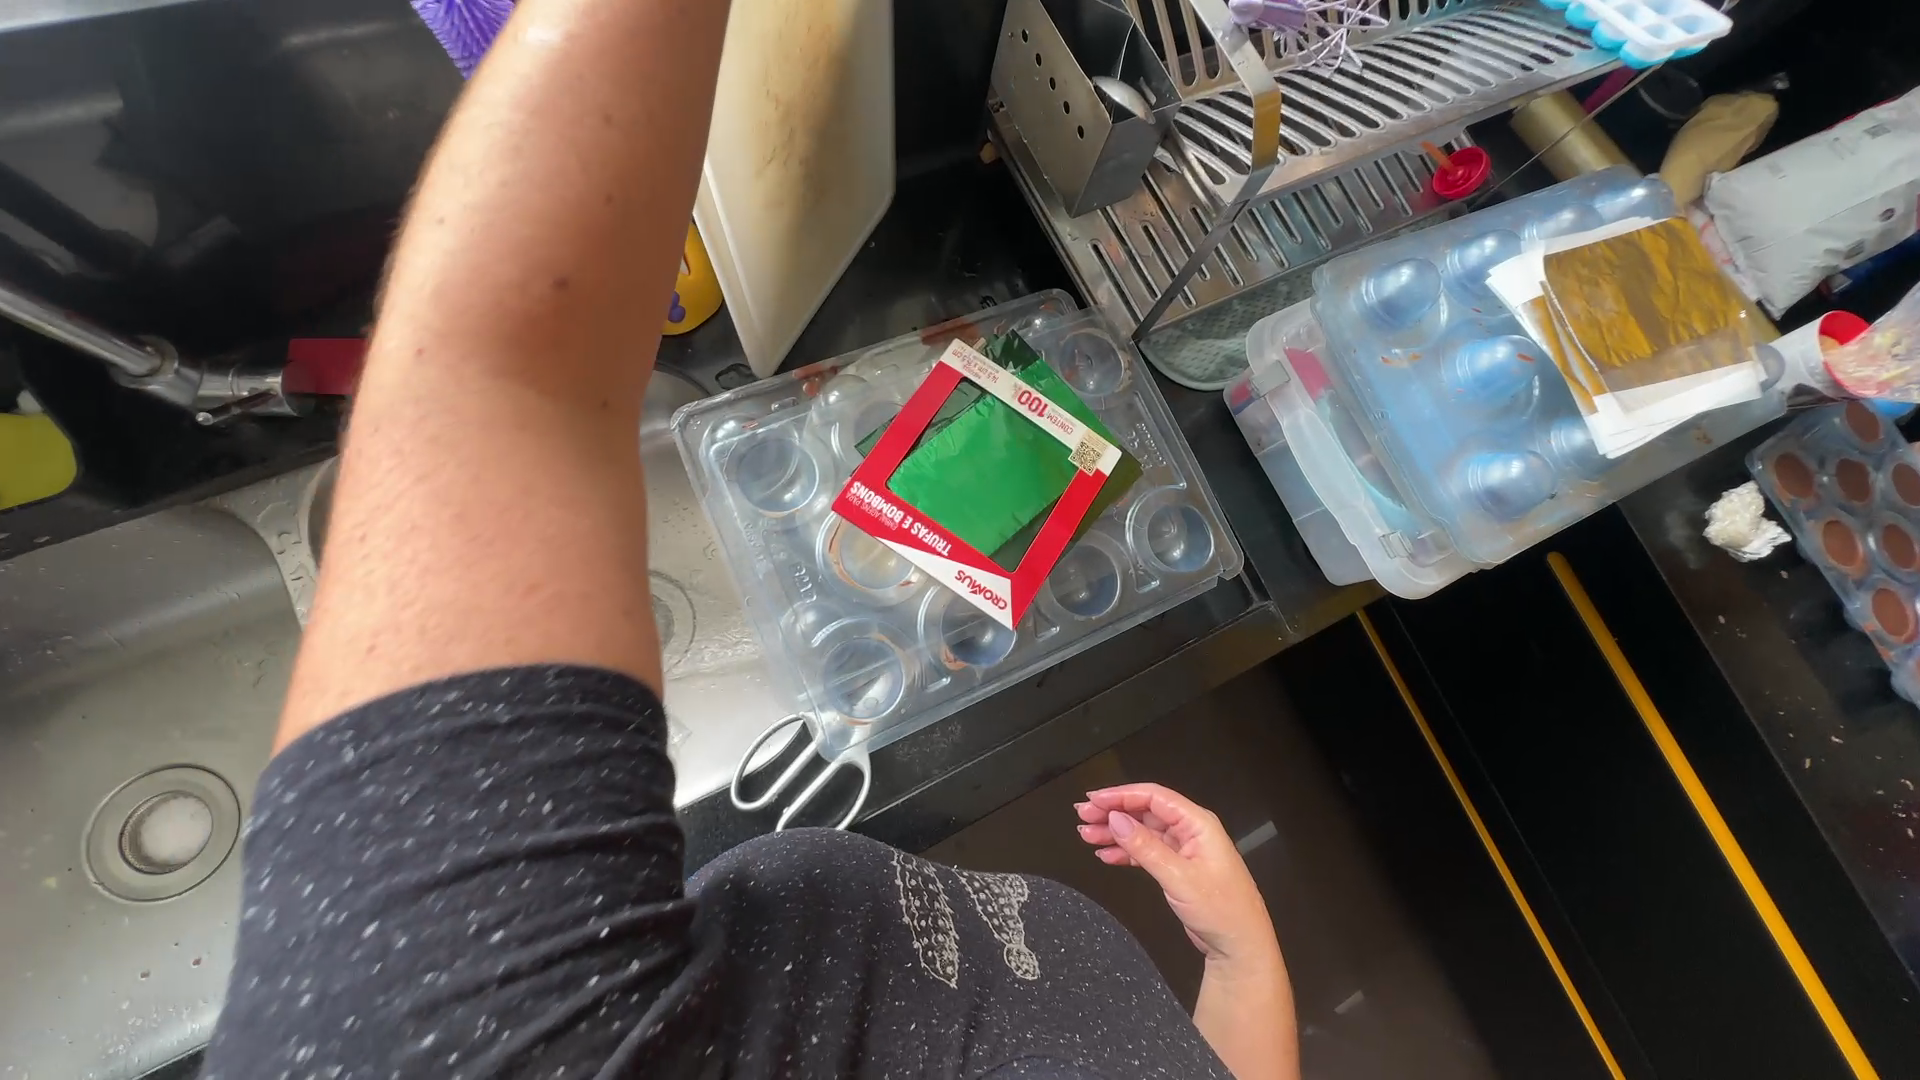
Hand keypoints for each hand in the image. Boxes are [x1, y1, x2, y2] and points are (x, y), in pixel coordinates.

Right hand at [1075, 784, 1279, 969]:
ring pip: (1143, 831)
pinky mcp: (1178, 868)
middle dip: (1113, 812)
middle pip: (1145, 811)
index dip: (1121, 795)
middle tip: (1082, 816)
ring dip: (1115, 832)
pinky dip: (1126, 852)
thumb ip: (1144, 846)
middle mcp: (1190, 830)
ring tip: (1086, 835)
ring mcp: (1183, 849)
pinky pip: (1147, 851)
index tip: (1093, 799)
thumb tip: (1114, 818)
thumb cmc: (1219, 910)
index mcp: (1197, 823)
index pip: (1153, 797)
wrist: (1241, 950)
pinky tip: (1105, 855)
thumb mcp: (1178, 877)